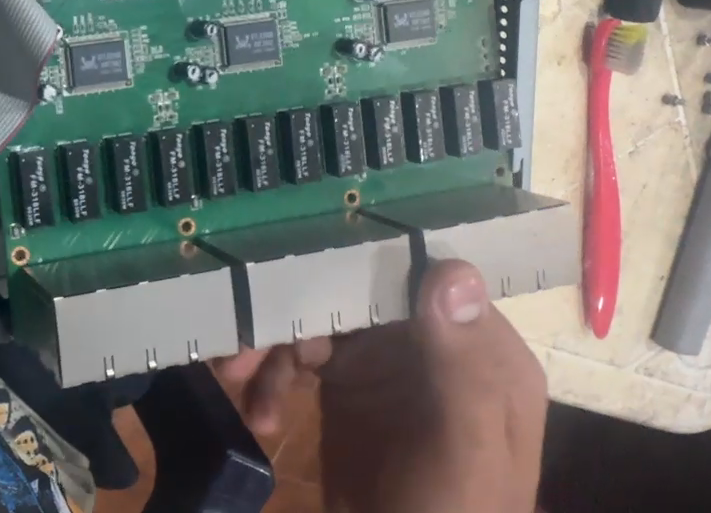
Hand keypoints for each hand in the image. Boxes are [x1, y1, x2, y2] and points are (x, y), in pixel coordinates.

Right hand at [213, 260, 544, 511]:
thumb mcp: (461, 447)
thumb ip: (457, 363)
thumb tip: (449, 268)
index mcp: (477, 352)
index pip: (417, 277)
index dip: (357, 262)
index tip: (297, 263)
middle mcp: (431, 347)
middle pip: (351, 295)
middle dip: (291, 309)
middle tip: (241, 335)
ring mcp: (385, 365)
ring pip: (314, 322)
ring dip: (269, 346)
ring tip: (233, 375)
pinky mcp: (344, 385)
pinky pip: (295, 357)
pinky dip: (268, 380)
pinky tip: (257, 414)